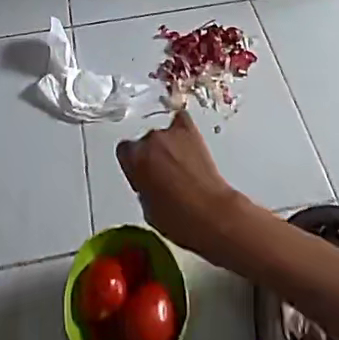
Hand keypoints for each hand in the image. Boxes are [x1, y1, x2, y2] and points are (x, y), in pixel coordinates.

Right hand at [116, 109, 252, 262]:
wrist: (213, 217)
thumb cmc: (181, 218)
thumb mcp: (148, 209)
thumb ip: (142, 187)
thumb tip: (149, 186)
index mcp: (132, 158)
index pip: (125, 152)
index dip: (135, 165)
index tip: (142, 175)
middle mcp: (148, 141)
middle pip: (145, 142)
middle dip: (153, 157)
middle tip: (164, 176)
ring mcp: (170, 134)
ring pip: (164, 134)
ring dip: (170, 147)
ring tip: (182, 166)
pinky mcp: (191, 132)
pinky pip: (182, 121)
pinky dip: (183, 130)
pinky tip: (188, 142)